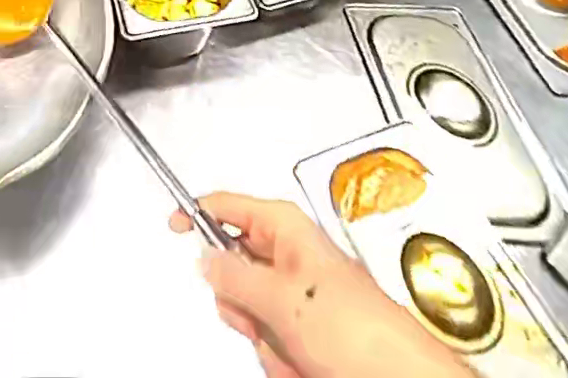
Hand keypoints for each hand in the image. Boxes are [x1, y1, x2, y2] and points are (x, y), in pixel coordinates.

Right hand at [169, 193, 469, 377]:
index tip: (173, 222)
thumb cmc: (351, 325)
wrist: (394, 375)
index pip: (228, 206)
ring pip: (248, 310)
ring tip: (294, 347)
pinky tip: (304, 363)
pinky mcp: (302, 326)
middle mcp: (288, 253)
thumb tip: (205, 257)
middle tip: (259, 318)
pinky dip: (279, 357)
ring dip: (263, 337)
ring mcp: (294, 291)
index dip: (197, 212)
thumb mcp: (279, 297)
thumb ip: (233, 275)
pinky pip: (268, 338)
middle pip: (233, 266)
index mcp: (284, 227)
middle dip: (239, 302)